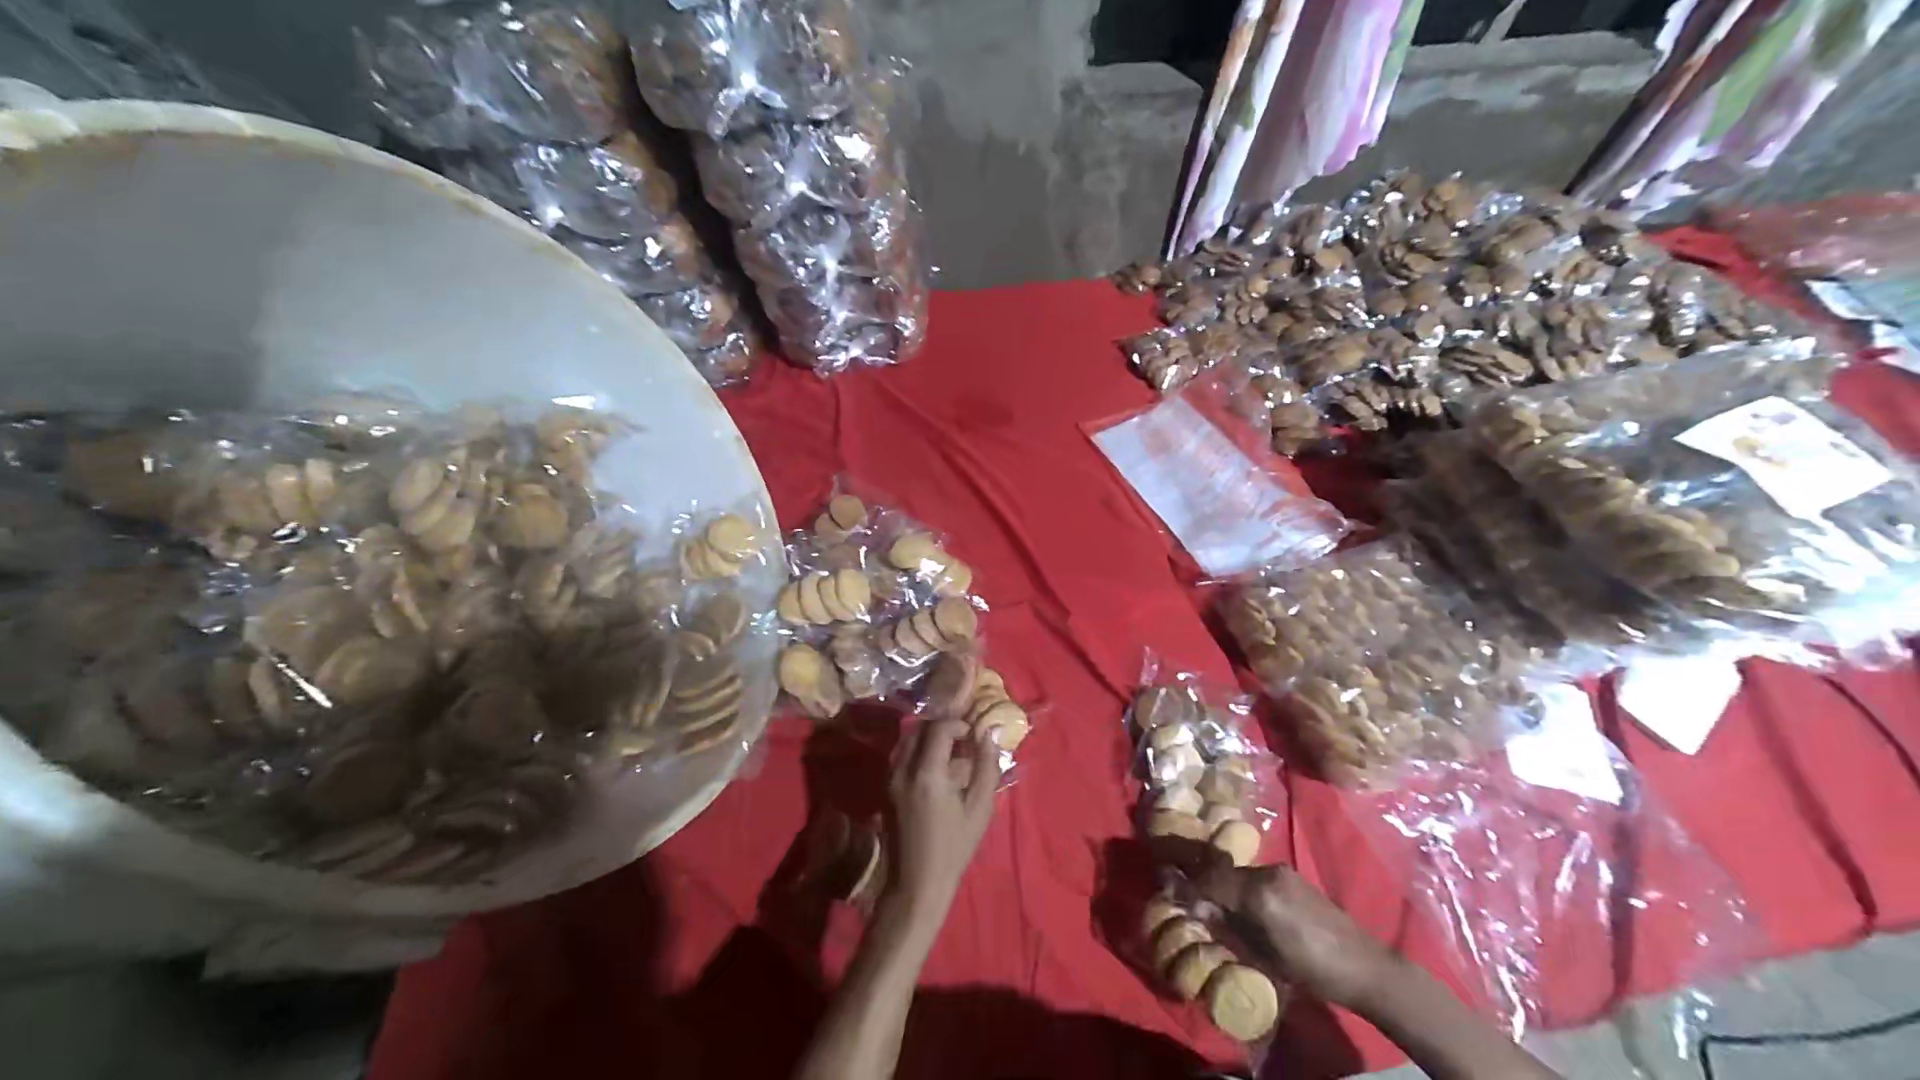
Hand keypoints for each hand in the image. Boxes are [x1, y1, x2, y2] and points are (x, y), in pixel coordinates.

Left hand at [887, 718, 1000, 919]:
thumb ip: (987, 766)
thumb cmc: (954, 848)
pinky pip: (901, 754)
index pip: (940, 728)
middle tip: (963, 740)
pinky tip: (935, 767)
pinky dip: (918, 749)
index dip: (959, 724)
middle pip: (920, 727)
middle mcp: (903, 768)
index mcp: (927, 773)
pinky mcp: (886, 786)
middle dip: (943, 727)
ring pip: (908, 738)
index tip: (974, 735)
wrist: (916, 882)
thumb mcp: (980, 808)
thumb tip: (989, 733)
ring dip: (929, 736)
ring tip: (950, 752)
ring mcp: (891, 777)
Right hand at [1198, 859, 1401, 1009]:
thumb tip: (1197, 909)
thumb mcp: (1263, 954)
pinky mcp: (1293, 878)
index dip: (1186, 884)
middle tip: (1190, 901)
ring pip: (1240, 875)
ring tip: (1218, 909)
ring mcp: (1282, 872)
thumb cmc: (1313, 969)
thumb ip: (1228, 926)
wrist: (1366, 967)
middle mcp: (1267, 873)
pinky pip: (1257, 879)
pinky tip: (1246, 909)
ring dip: (1226, 889)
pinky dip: (1244, 890)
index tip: (1165, 885)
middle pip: (1223, 874)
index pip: (1210, 880)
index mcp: (1258, 892)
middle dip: (1205, 886)